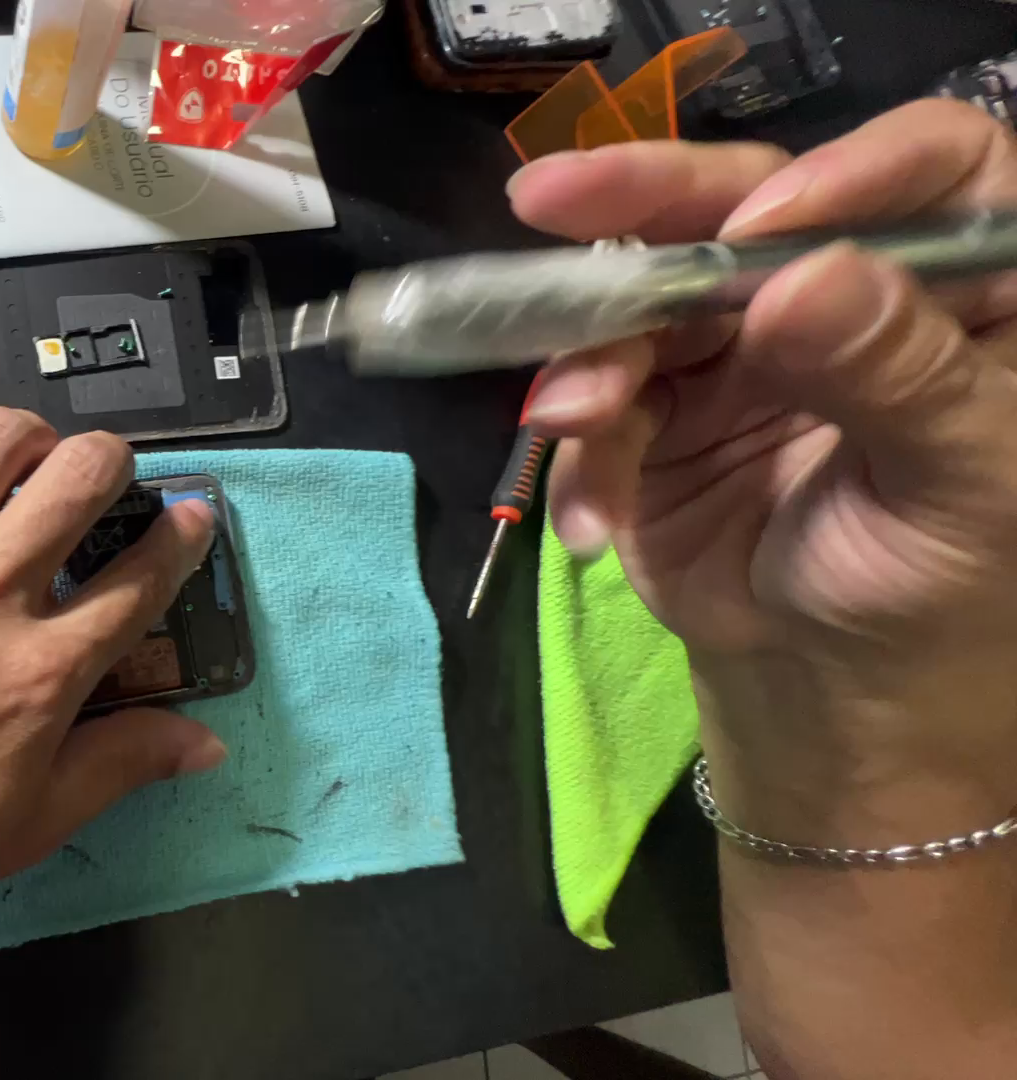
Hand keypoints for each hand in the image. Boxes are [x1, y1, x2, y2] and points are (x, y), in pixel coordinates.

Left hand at [0, 407, 226, 953]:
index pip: (140, 580)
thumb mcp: (30, 824)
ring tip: (29, 454)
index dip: (182, 538)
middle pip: (76, 481)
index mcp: (42, 668)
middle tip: (107, 475)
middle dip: (111, 462)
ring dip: (27, 435)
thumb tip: (209, 742)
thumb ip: (123, 765)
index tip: (193, 514)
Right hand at [506, 100, 1016, 838]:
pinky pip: (585, 418)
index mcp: (957, 293)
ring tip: (566, 425)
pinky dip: (573, 467)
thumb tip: (801, 278)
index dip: (840, 175)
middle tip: (541, 197)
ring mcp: (720, 362)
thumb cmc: (939, 586)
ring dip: (584, 370)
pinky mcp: (641, 422)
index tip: (757, 221)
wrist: (817, 678)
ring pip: (629, 322)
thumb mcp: (958, 487)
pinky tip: (587, 526)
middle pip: (732, 220)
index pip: (924, 176)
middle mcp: (824, 306)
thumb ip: (897, 377)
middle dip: (635, 207)